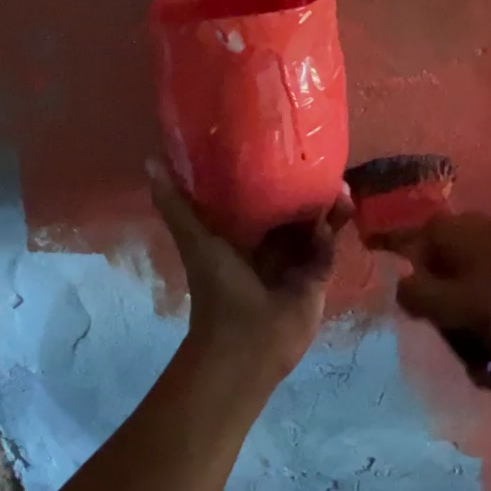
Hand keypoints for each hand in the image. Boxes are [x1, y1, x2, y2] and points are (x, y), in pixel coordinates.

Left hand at [149, 161, 352, 380]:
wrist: (247, 345)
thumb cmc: (218, 289)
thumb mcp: (195, 239)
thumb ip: (176, 204)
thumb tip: (151, 160)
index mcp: (238, 234)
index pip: (256, 197)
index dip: (269, 174)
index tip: (281, 145)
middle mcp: (267, 245)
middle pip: (290, 209)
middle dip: (305, 188)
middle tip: (320, 161)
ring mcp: (293, 261)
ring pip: (314, 226)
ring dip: (325, 206)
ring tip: (340, 182)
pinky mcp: (316, 277)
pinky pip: (327, 249)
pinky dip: (331, 232)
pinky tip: (338, 211)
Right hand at [386, 214, 490, 391]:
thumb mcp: (488, 369)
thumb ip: (448, 330)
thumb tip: (426, 298)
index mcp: (484, 304)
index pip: (414, 286)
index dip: (410, 298)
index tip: (421, 306)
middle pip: (430, 233)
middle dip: (423, 253)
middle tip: (436, 274)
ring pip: (459, 221)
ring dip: (452, 243)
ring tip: (470, 267)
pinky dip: (483, 240)